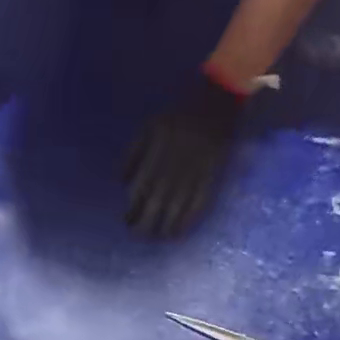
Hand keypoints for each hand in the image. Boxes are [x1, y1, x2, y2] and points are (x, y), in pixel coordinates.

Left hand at [122, 73, 245, 237]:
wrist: (217, 100)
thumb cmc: (179, 115)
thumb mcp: (149, 128)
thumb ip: (134, 154)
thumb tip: (122, 183)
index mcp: (156, 157)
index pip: (140, 192)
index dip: (133, 210)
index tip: (127, 222)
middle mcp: (172, 169)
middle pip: (156, 205)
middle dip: (145, 224)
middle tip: (139, 237)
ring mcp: (192, 175)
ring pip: (176, 208)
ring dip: (165, 227)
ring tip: (157, 240)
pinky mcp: (210, 177)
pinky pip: (198, 204)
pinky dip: (187, 221)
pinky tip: (179, 233)